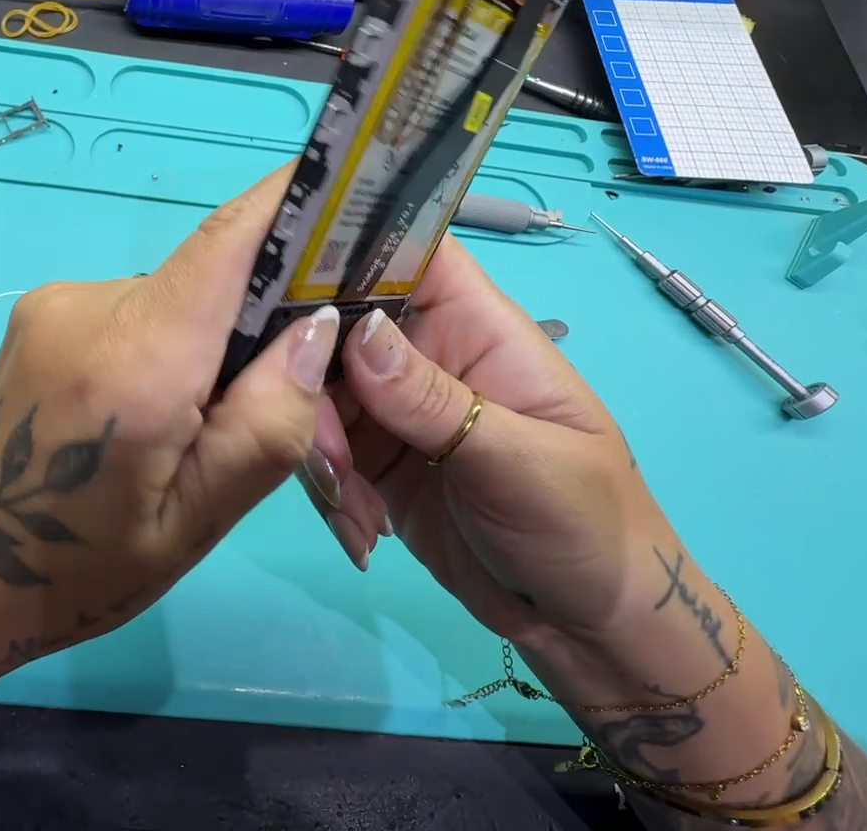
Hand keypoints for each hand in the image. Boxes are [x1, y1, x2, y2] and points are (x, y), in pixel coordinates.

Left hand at [0, 167, 341, 671]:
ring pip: (173, 297)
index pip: (225, 246)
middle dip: (257, 316)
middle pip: (207, 277)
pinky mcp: (40, 311)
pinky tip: (149, 408)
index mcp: (132, 362)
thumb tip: (317, 325)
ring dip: (204, 340)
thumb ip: (267, 423)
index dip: (290, 205)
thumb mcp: (199, 521)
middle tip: (276, 391)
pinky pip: (134, 310)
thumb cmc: (86, 565)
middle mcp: (87, 307)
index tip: (350, 188)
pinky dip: (163, 343)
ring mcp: (54, 302)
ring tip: (197, 421)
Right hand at [310, 234, 681, 665]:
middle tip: (321, 450)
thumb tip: (355, 331)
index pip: (406, 253)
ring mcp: (392, 407)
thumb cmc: (587, 525)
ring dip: (316, 444)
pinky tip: (358, 527)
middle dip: (312, 379)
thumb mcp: (520, 461)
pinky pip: (322, 446)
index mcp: (474, 327)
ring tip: (349, 506)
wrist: (585, 623)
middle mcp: (424, 354)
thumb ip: (436, 399)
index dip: (345, 244)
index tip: (279, 270)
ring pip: (318, 391)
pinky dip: (325, 484)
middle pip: (338, 325)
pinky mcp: (372, 456)